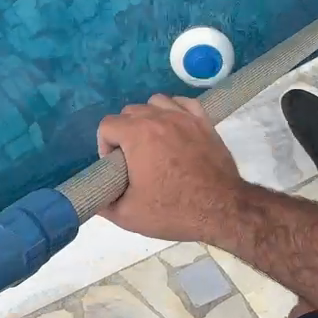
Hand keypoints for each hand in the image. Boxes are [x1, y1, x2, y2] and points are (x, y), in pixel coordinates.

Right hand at [95, 95, 248, 242]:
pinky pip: (183, 102)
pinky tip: (174, 128)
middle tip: (132, 160)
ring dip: (148, 118)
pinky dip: (174, 110)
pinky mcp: (205, 121)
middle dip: (124, 133)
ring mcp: (185, 117)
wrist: (222, 209)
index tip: (115, 167)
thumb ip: (104, 203)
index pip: (107, 125)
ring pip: (156, 102)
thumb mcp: (128, 215)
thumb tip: (95, 197)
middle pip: (130, 112)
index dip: (105, 147)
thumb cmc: (173, 210)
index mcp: (137, 135)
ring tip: (152, 143)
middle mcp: (160, 117)